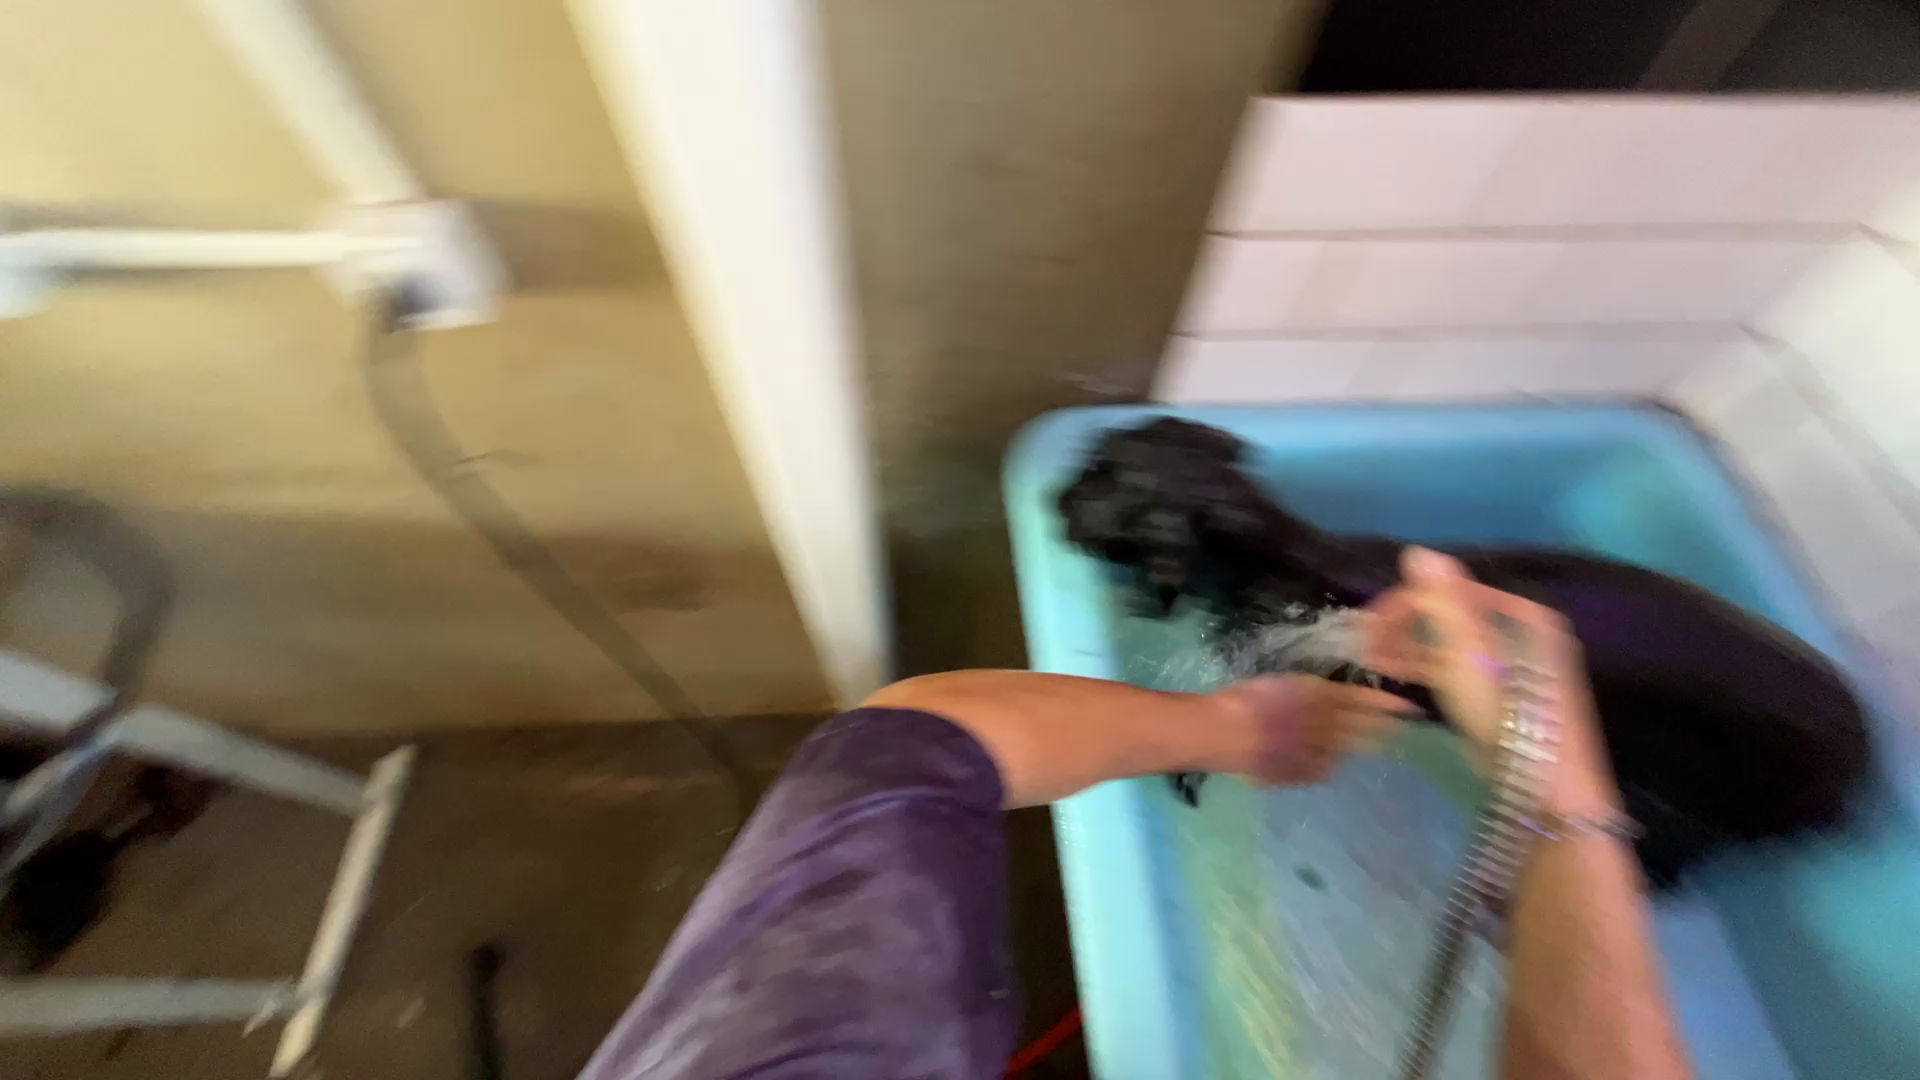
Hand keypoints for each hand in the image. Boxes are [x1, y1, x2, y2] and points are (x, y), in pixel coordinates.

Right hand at [1210, 673, 1412, 785]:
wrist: (1217, 732)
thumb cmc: (1239, 699)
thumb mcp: (1277, 683)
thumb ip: (1309, 691)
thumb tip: (1333, 697)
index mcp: (1315, 696)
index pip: (1360, 698)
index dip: (1385, 702)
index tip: (1408, 707)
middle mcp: (1323, 724)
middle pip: (1362, 726)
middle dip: (1383, 726)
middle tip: (1400, 727)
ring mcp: (1314, 752)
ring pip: (1348, 749)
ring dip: (1364, 745)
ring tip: (1378, 744)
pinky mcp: (1301, 773)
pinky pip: (1325, 768)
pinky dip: (1330, 763)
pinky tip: (1330, 761)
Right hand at [1361, 547, 1620, 814]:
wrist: (1541, 785)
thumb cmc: (1503, 712)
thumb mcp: (1465, 652)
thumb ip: (1440, 600)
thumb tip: (1415, 550)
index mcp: (1520, 614)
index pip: (1448, 589)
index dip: (1403, 603)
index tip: (1368, 626)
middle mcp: (1520, 630)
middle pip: (1445, 613)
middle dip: (1401, 626)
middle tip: (1365, 646)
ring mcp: (1511, 662)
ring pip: (1446, 640)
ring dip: (1406, 646)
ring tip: (1373, 662)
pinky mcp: (1500, 690)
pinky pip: (1454, 664)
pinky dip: (1424, 665)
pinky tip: (1398, 676)